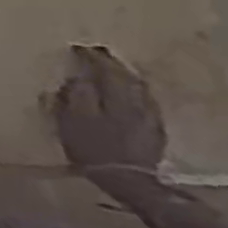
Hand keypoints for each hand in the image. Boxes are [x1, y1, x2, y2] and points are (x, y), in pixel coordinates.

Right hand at [51, 43, 165, 176]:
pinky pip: (145, 101)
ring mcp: (150, 116)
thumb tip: (77, 77)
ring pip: (139, 88)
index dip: (92, 58)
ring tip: (113, 68)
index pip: (105, 70)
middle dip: (112, 63)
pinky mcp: (155, 129)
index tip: (78, 48)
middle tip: (97, 53)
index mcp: (117, 99)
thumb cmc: (93, 148)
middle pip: (127, 77)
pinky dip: (135, 90)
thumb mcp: (72, 121)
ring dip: (125, 75)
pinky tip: (130, 92)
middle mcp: (138, 103)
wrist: (129, 180)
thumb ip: (75, 96)